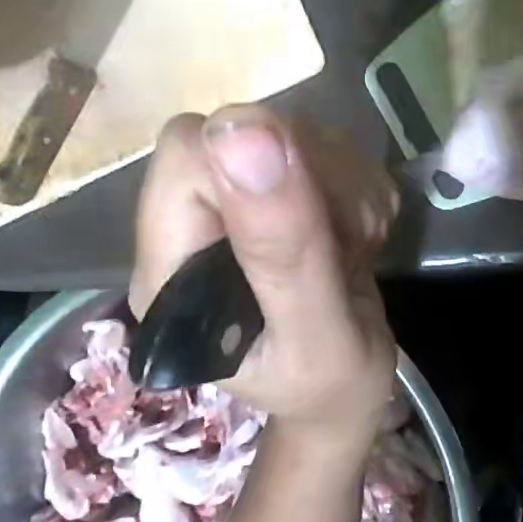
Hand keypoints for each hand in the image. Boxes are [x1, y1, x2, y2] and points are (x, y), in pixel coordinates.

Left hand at [130, 107, 398, 435]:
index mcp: (167, 274)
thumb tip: (238, 127)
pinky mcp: (261, 196)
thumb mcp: (314, 336)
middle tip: (347, 237)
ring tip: (354, 247)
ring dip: (340, 180)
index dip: (258, 169)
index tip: (317, 219)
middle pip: (233, 132)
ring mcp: (222, 209)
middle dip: (309, 174)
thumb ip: (282, 250)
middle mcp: (181, 231)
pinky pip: (314, 146)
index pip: (186, 157)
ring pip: (281, 130)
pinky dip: (352, 183)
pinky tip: (356, 234)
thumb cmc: (327, 385)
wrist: (342, 394)